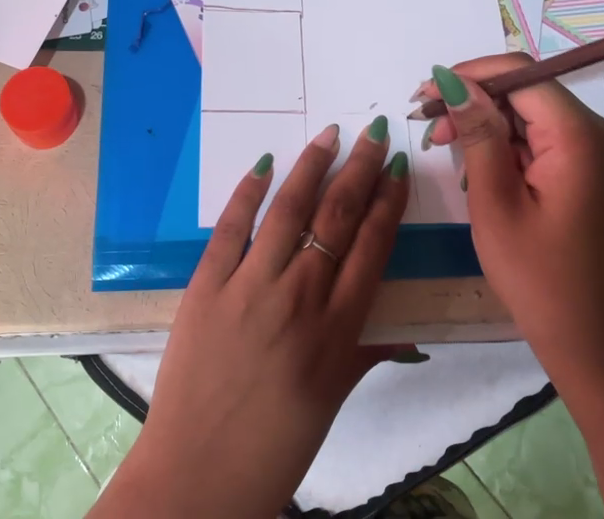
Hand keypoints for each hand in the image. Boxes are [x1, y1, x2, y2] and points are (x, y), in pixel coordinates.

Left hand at [91, 120, 413, 518]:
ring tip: (328, 135)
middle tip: (371, 131)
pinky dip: (246, 193)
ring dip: (310, 167)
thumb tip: (403, 335)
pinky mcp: (206, 286)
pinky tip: (262, 165)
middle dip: (358, 169)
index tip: (396, 166)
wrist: (199, 472)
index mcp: (338, 328)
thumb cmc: (276, 445)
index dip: (387, 201)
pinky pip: (229, 229)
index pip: (372, 246)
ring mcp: (249, 287)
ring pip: (287, 211)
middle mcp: (300, 297)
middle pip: (337, 217)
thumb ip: (366, 354)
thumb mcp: (333, 398)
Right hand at [415, 57, 603, 345]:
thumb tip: (452, 81)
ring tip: (443, 146)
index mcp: (577, 134)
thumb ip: (476, 134)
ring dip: (484, 122)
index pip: (519, 74)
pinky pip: (539, 139)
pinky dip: (503, 145)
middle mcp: (593, 132)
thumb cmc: (538, 277)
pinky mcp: (586, 172)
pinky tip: (475, 167)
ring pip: (528, 114)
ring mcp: (593, 153)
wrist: (593, 342)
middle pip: (525, 90)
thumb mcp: (495, 202)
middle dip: (473, 99)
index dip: (469, 74)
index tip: (424, 94)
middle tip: (427, 125)